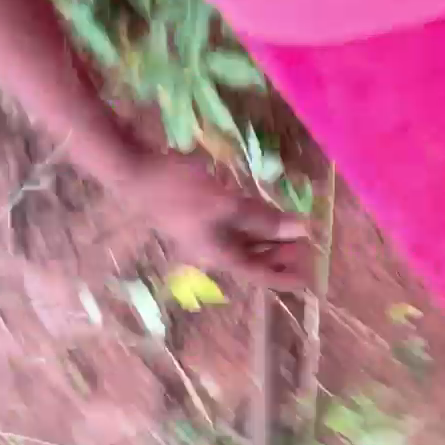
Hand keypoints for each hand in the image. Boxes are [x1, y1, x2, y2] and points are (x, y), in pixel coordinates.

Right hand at [120, 151, 307, 288]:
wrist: (132, 168)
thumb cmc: (180, 190)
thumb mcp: (228, 205)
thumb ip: (265, 220)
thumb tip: (301, 230)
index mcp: (221, 256)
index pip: (261, 275)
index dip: (287, 277)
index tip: (311, 276)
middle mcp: (216, 251)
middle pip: (256, 260)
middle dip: (284, 255)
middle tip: (309, 246)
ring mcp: (207, 233)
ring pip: (248, 242)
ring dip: (272, 238)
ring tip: (296, 229)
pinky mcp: (202, 215)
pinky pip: (236, 226)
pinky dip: (256, 223)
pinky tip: (269, 213)